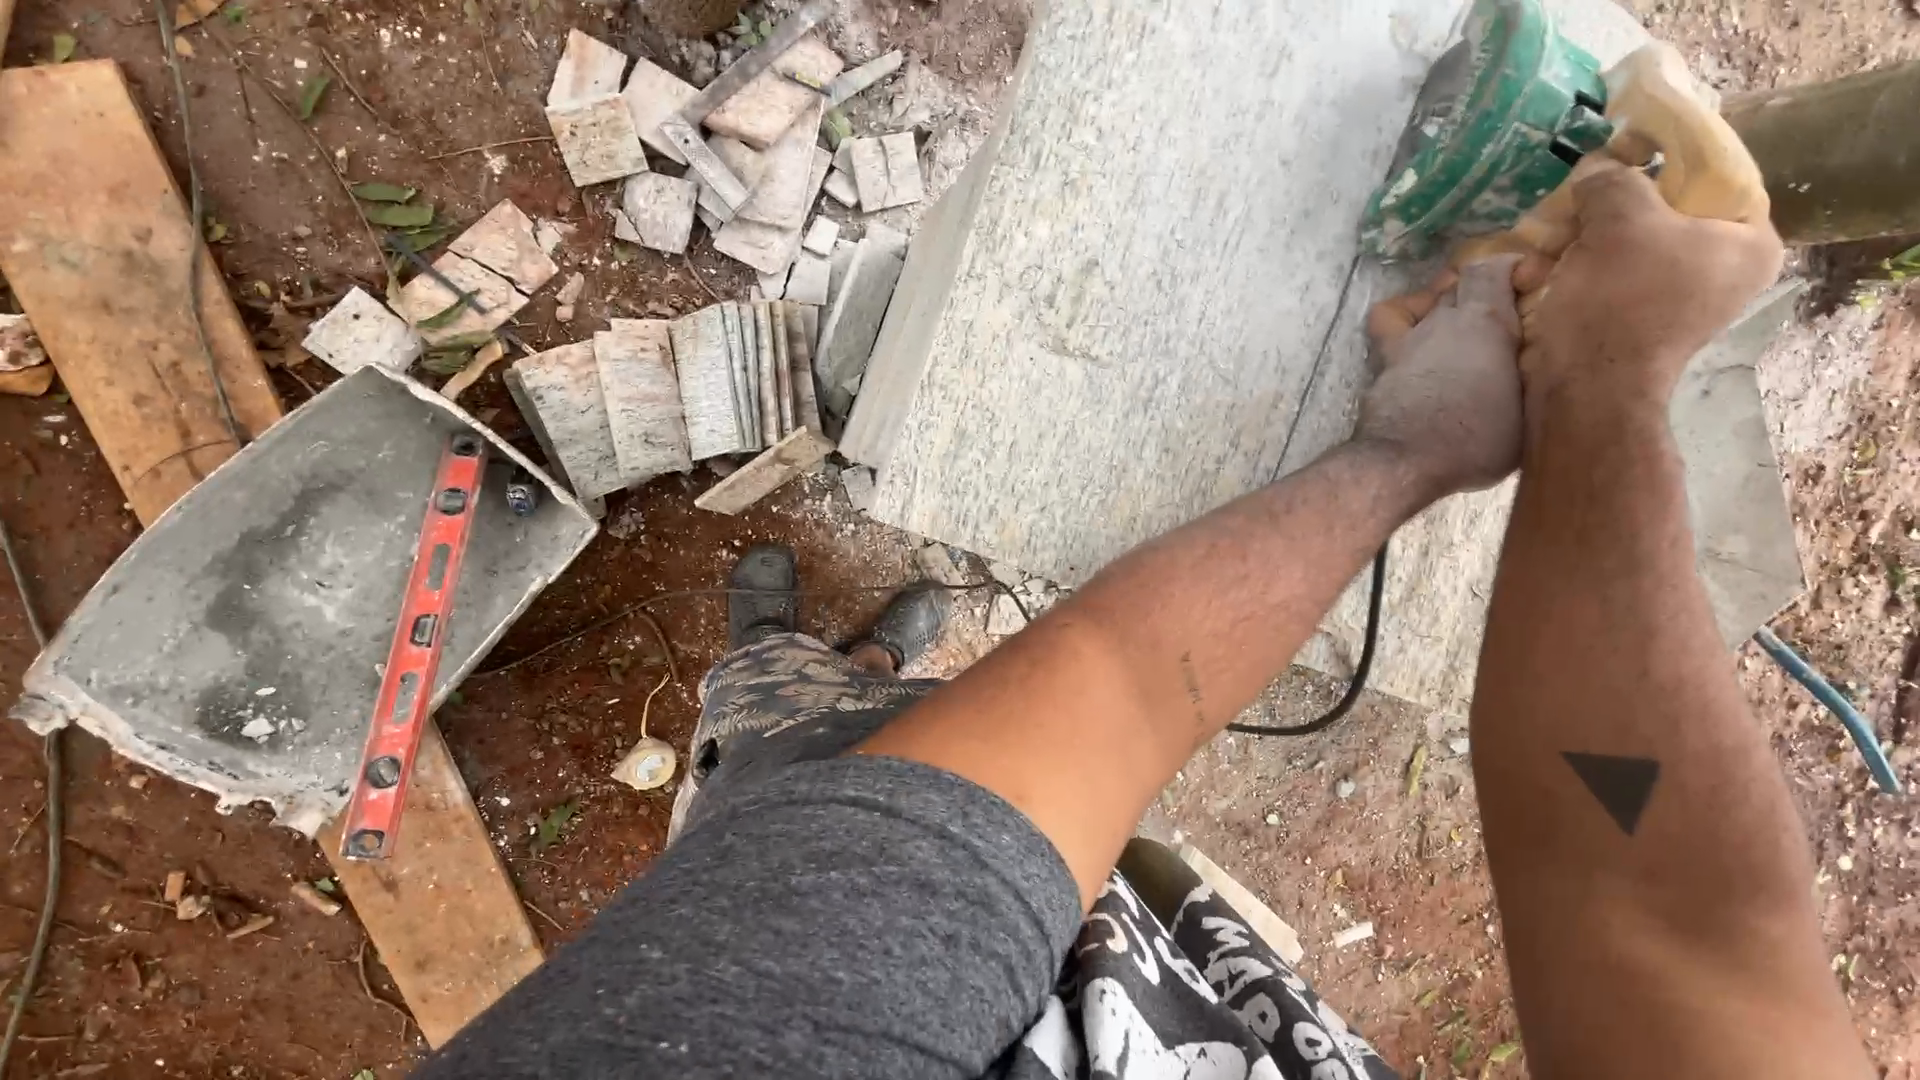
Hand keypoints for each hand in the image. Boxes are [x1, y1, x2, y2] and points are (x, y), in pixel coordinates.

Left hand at [1359, 256, 1524, 496]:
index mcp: (1484, 321)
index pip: (1492, 269)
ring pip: (1419, 307)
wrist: (1403, 464)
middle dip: (1476, 292)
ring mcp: (1403, 345)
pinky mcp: (1379, 371)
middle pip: (1455, 287)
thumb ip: (1534, 371)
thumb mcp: (1530, 406)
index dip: (1509, 269)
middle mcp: (1439, 323)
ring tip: (1455, 332)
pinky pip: (1389, 332)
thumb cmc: (1476, 439)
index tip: (1528, 286)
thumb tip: (1539, 362)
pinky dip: (1403, 333)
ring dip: (1436, 310)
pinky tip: (1416, 353)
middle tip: (1498, 317)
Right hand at [1516, 158, 1782, 411]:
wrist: (1581, 389)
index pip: (1712, 175)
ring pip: (1619, 245)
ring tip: (1539, 252)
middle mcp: (1716, 269)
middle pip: (1658, 211)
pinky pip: (1598, 277)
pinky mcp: (1625, 321)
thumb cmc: (1617, 305)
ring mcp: (1669, 299)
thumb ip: (1614, 181)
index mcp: (1746, 241)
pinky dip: (1566, 271)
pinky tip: (1536, 276)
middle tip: (1566, 209)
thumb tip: (1597, 167)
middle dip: (1601, 210)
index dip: (1660, 156)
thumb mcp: (1619, 224)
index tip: (1614, 150)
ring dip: (1573, 243)